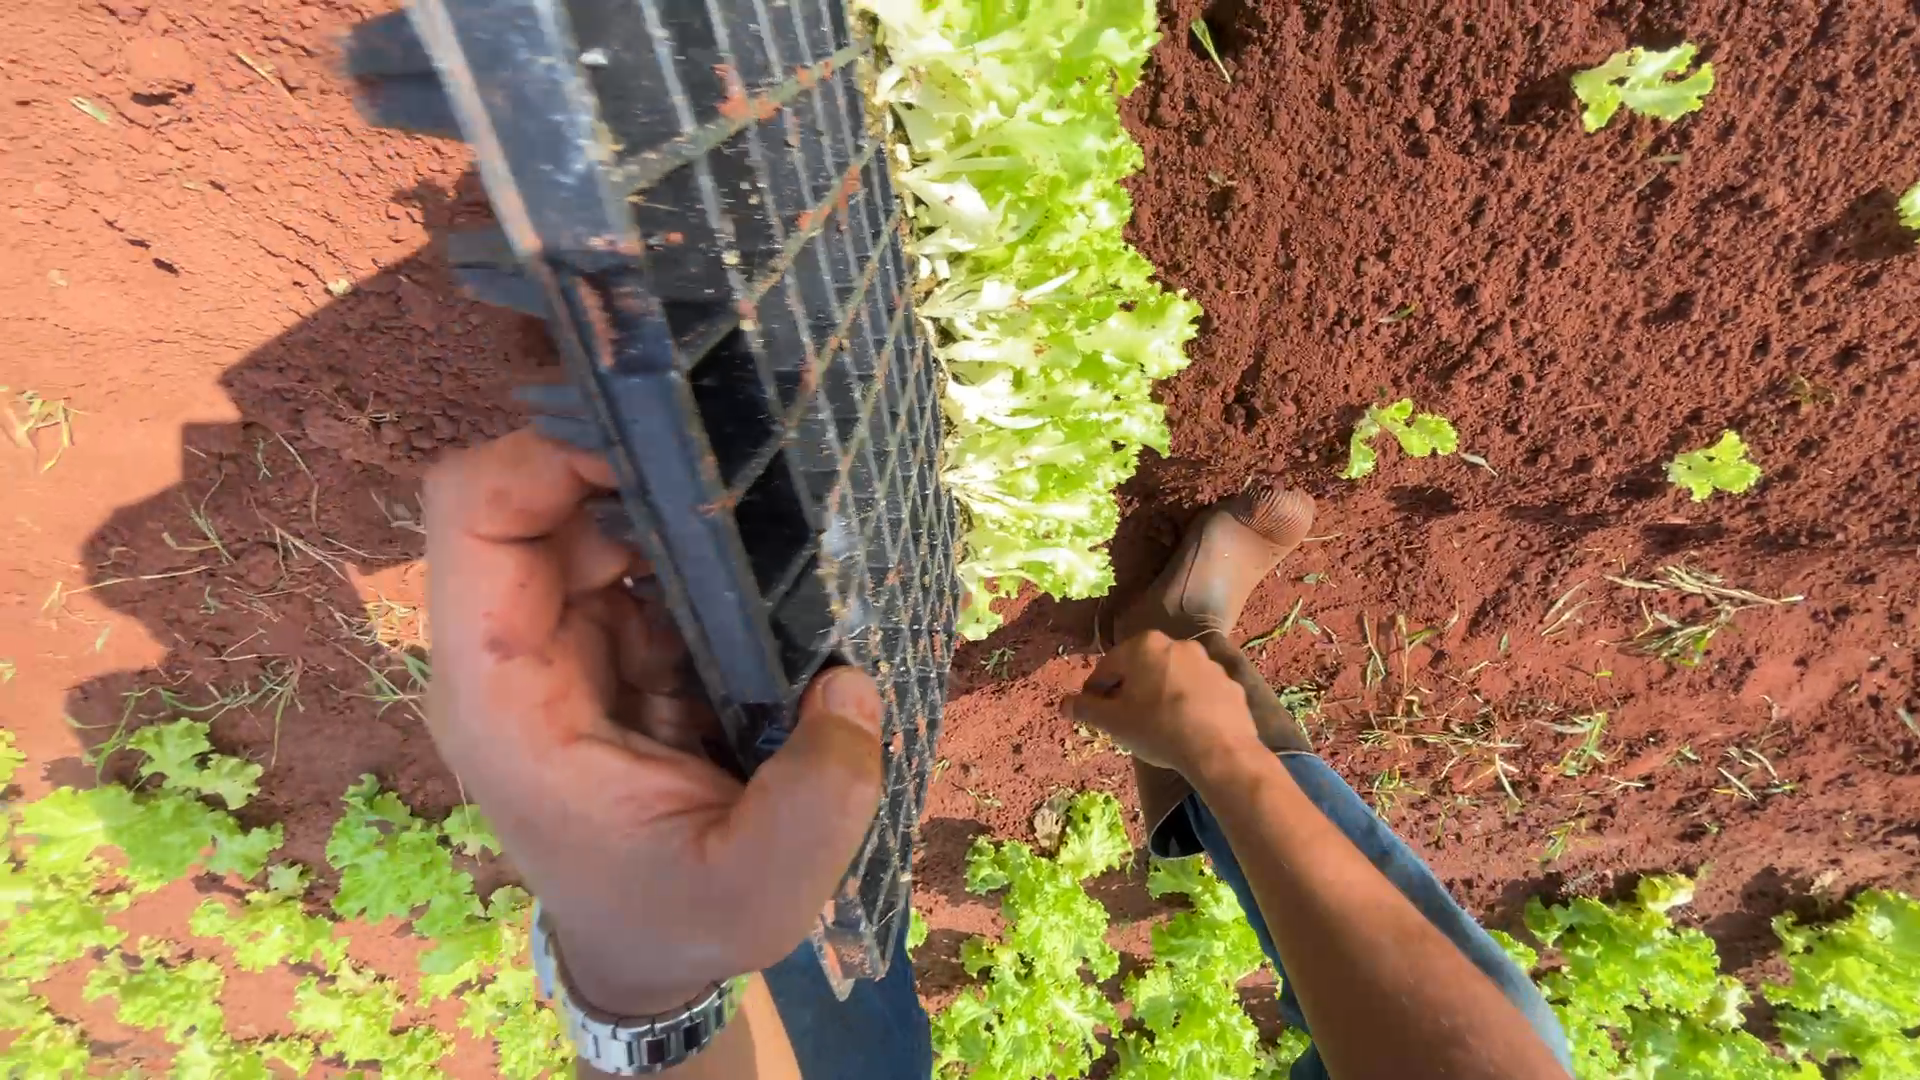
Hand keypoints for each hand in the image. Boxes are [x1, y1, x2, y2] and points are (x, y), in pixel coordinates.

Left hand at [423, 429, 883, 1013]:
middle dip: (637, 467)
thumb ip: (817, 799)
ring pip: (603, 517)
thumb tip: (849, 685)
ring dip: (678, 503)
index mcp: (509, 701)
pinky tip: (766, 555)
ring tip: (765, 508)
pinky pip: (653, 558)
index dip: (547, 456)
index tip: (657, 448)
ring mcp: (576, 642)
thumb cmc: (681, 918)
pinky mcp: (628, 644)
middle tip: (739, 470)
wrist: (657, 943)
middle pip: (543, 498)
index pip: (477, 522)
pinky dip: (705, 542)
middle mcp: (523, 653)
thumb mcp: (759, 890)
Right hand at [1063, 631, 1264, 778]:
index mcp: (1144, 646)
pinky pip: (1199, 690)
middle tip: (1123, 719)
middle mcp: (1176, 644)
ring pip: (1172, 676)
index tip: (1094, 713)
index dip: (1096, 691)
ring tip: (1156, 725)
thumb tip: (1063, 704)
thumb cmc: (1158, 729)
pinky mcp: (1229, 682)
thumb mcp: (1113, 722)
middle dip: (1129, 690)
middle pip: (1141, 667)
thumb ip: (1085, 708)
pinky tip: (1185, 727)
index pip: (1107, 667)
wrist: (1221, 751)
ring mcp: (1207, 662)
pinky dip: (1188, 703)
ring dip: (1159, 694)